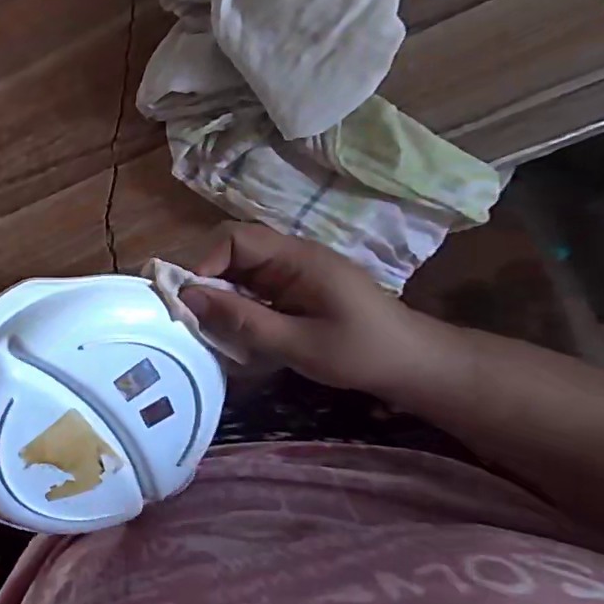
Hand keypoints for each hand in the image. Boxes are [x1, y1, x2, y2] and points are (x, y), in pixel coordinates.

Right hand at [178, 222, 454, 399]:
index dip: (204, 262)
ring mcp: (290, 271)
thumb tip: (187, 297)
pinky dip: (230, 302)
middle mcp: (290, 256)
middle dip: (203, 276)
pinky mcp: (290, 287)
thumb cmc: (362, 353)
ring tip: (204, 322)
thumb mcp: (298, 343)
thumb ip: (241, 319)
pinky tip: (228, 326)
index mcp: (297, 258)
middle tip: (189, 311)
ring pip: (234, 267)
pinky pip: (247, 284)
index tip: (189, 298)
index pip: (235, 238)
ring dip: (215, 291)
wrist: (416, 365)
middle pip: (229, 248)